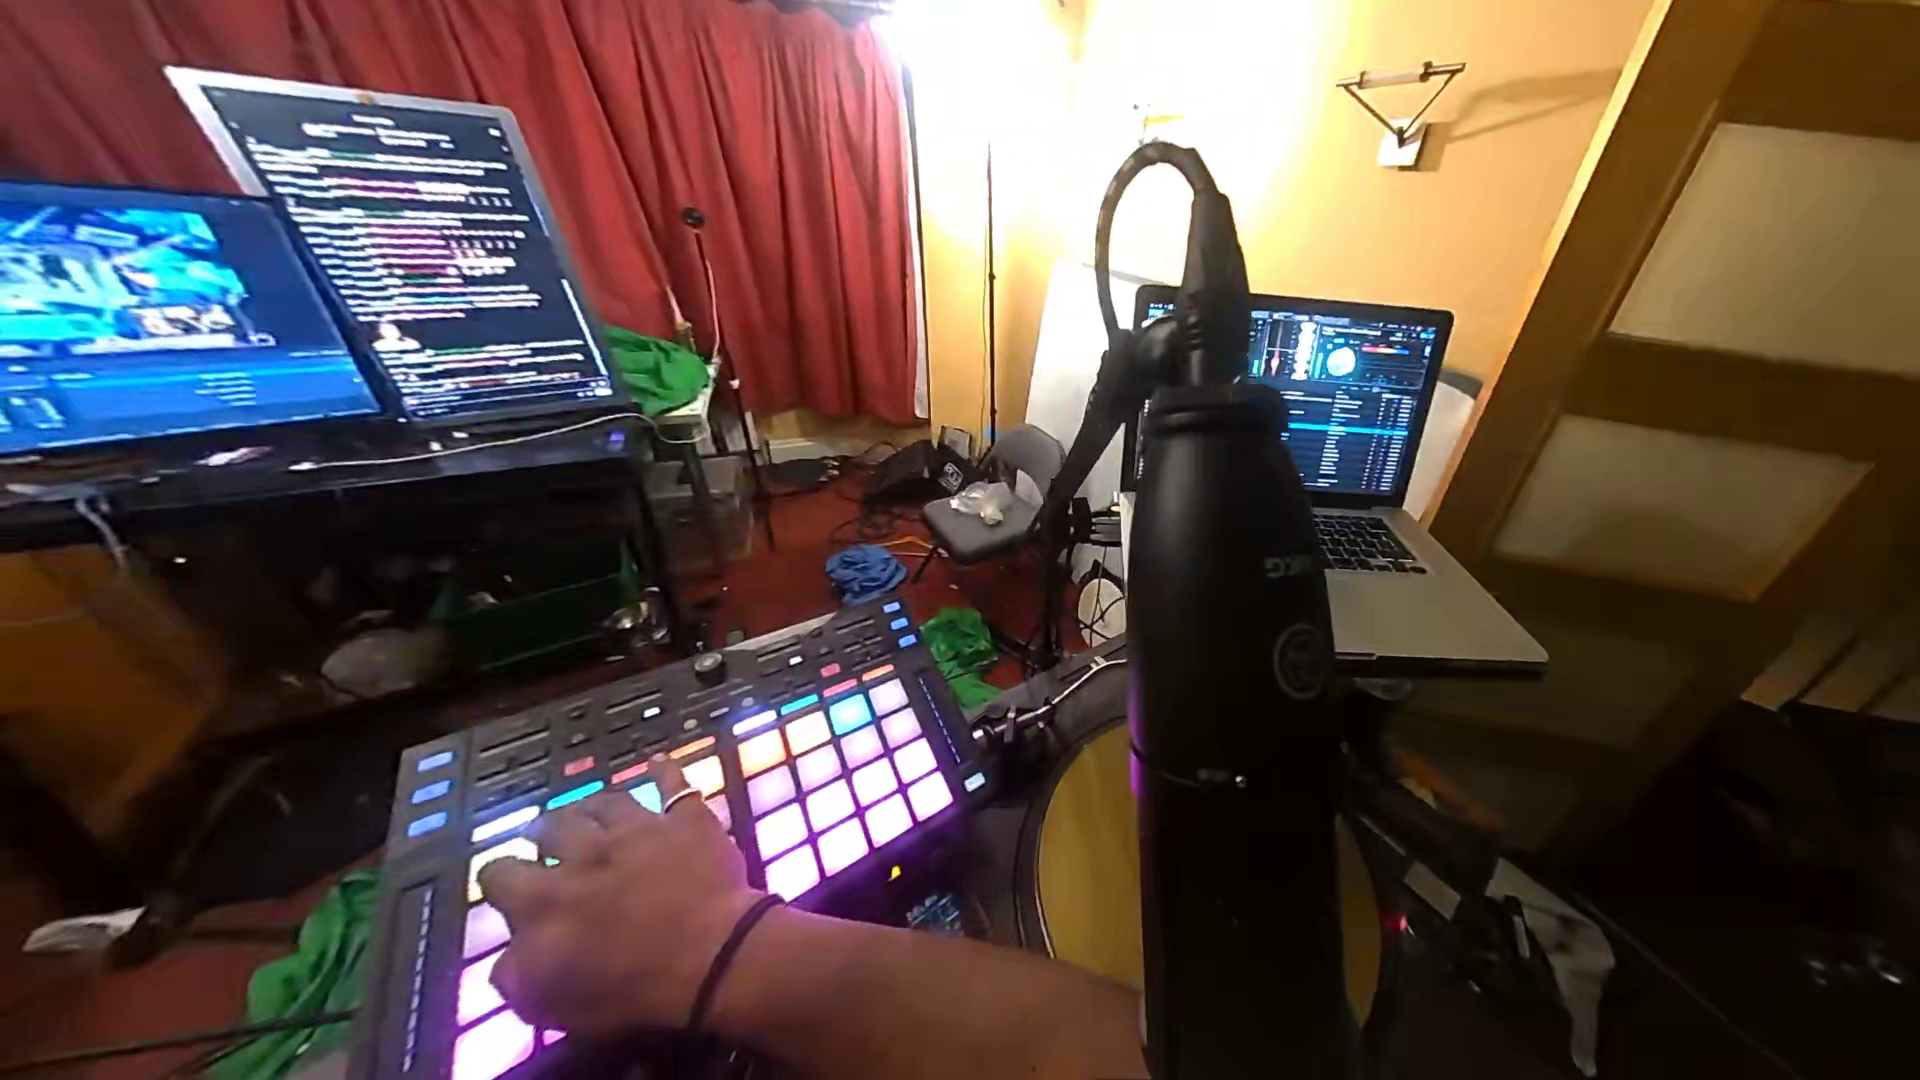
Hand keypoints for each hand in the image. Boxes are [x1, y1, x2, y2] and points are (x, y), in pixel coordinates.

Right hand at [476, 756, 765, 1034]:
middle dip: (544, 828)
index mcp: (546, 896)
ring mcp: (641, 827)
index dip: (498, 875)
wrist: (706, 951)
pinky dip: (665, 771)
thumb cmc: (627, 984)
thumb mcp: (549, 1000)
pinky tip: (659, 762)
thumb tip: (508, 949)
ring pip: (609, 801)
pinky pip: (675, 784)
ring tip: (589, 804)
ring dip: (594, 802)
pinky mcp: (686, 818)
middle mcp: (588, 850)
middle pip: (555, 825)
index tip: (503, 876)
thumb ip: (516, 970)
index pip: (502, 874)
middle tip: (542, 830)